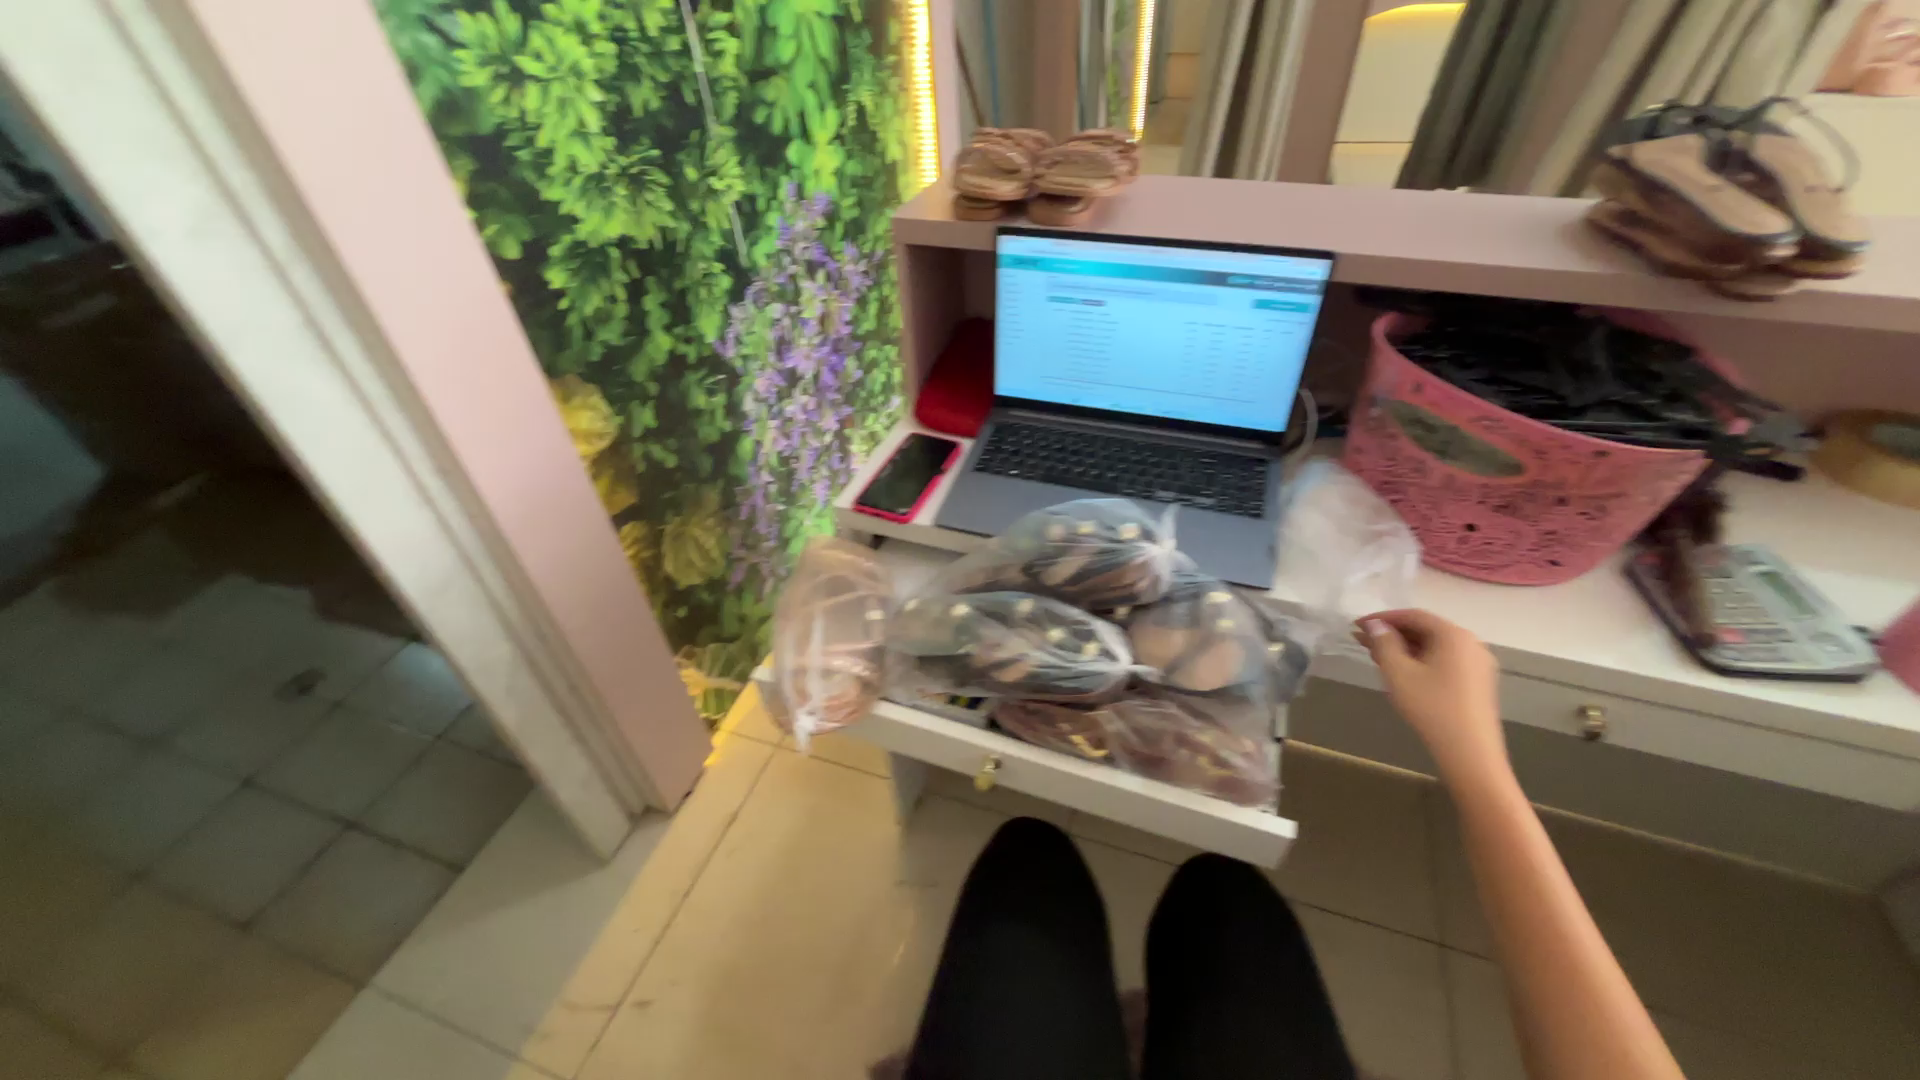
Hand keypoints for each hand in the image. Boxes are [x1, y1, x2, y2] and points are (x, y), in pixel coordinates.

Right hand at [1353, 609, 1507, 784]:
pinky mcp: (1477, 680)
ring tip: (1375, 655)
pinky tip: (1401, 671)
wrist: (1469, 751)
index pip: (1413, 615)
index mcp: (1454, 635)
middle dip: (1392, 633)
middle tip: (1361, 641)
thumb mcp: (1398, 672)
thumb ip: (1384, 643)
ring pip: (1434, 646)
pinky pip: (1444, 660)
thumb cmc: (1430, 707)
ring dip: (1403, 647)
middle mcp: (1471, 643)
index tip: (1356, 626)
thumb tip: (1375, 625)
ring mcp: (1477, 662)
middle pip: (1425, 629)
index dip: (1382, 618)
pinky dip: (1420, 659)